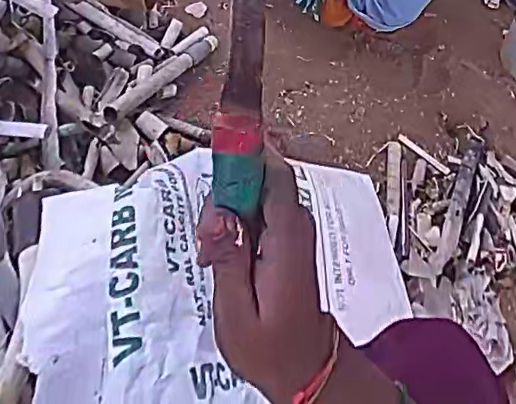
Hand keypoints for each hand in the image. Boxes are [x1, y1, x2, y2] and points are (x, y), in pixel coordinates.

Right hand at [197, 150, 399, 403]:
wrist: (307, 367)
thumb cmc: (273, 348)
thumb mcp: (237, 314)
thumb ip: (227, 259)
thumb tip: (219, 215)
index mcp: (287, 235)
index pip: (274, 172)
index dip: (247, 154)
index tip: (221, 150)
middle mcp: (295, 223)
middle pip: (259, 178)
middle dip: (226, 194)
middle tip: (209, 238)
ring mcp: (294, 226)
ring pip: (256, 192)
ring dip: (229, 211)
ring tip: (215, 254)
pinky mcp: (288, 233)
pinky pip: (260, 209)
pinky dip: (237, 223)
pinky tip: (225, 254)